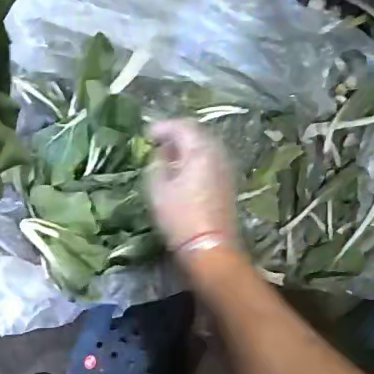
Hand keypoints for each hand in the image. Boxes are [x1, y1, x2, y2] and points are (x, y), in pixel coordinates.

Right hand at [144, 119, 242, 258]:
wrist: (209, 247)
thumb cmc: (180, 216)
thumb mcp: (158, 188)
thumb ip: (157, 164)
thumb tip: (161, 153)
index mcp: (200, 150)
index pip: (183, 126)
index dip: (163, 127)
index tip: (147, 135)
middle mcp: (218, 154)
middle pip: (197, 134)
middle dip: (176, 135)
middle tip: (157, 143)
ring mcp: (225, 169)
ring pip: (205, 148)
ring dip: (186, 148)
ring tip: (167, 157)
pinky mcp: (227, 184)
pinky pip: (209, 161)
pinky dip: (194, 160)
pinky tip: (182, 172)